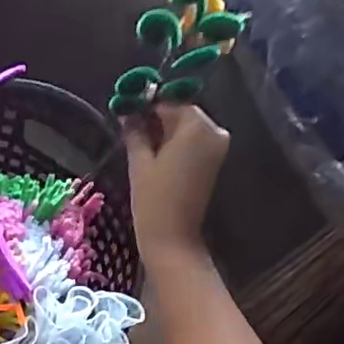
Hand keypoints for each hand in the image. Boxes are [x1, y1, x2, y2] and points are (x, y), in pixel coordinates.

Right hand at [123, 104, 229, 255]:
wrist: (173, 241)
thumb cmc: (153, 201)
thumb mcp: (140, 163)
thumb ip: (135, 132)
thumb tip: (128, 113)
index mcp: (196, 125)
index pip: (168, 103)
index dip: (146, 105)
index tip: (127, 110)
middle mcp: (213, 131)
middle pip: (181, 114)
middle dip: (157, 120)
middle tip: (131, 130)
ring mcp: (217, 148)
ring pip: (187, 130)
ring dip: (165, 134)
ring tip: (140, 146)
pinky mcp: (214, 164)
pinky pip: (193, 145)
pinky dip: (176, 146)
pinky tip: (156, 157)